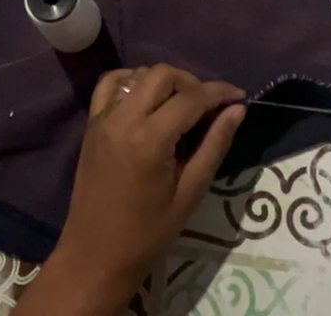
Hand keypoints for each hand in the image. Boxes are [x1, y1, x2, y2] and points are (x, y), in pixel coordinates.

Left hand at [15, 65, 245, 315]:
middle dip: (192, 83)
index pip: (191, 98)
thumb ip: (214, 145)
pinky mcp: (92, 123)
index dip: (219, 92)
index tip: (239, 96)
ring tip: (181, 106)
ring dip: (165, 82)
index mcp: (149, 139)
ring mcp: (103, 118)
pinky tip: (147, 99)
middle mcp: (123, 118)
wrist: (95, 256)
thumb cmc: (148, 233)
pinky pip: (111, 84)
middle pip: (163, 75)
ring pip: (139, 74)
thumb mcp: (190, 193)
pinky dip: (132, 80)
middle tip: (209, 107)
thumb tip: (237, 109)